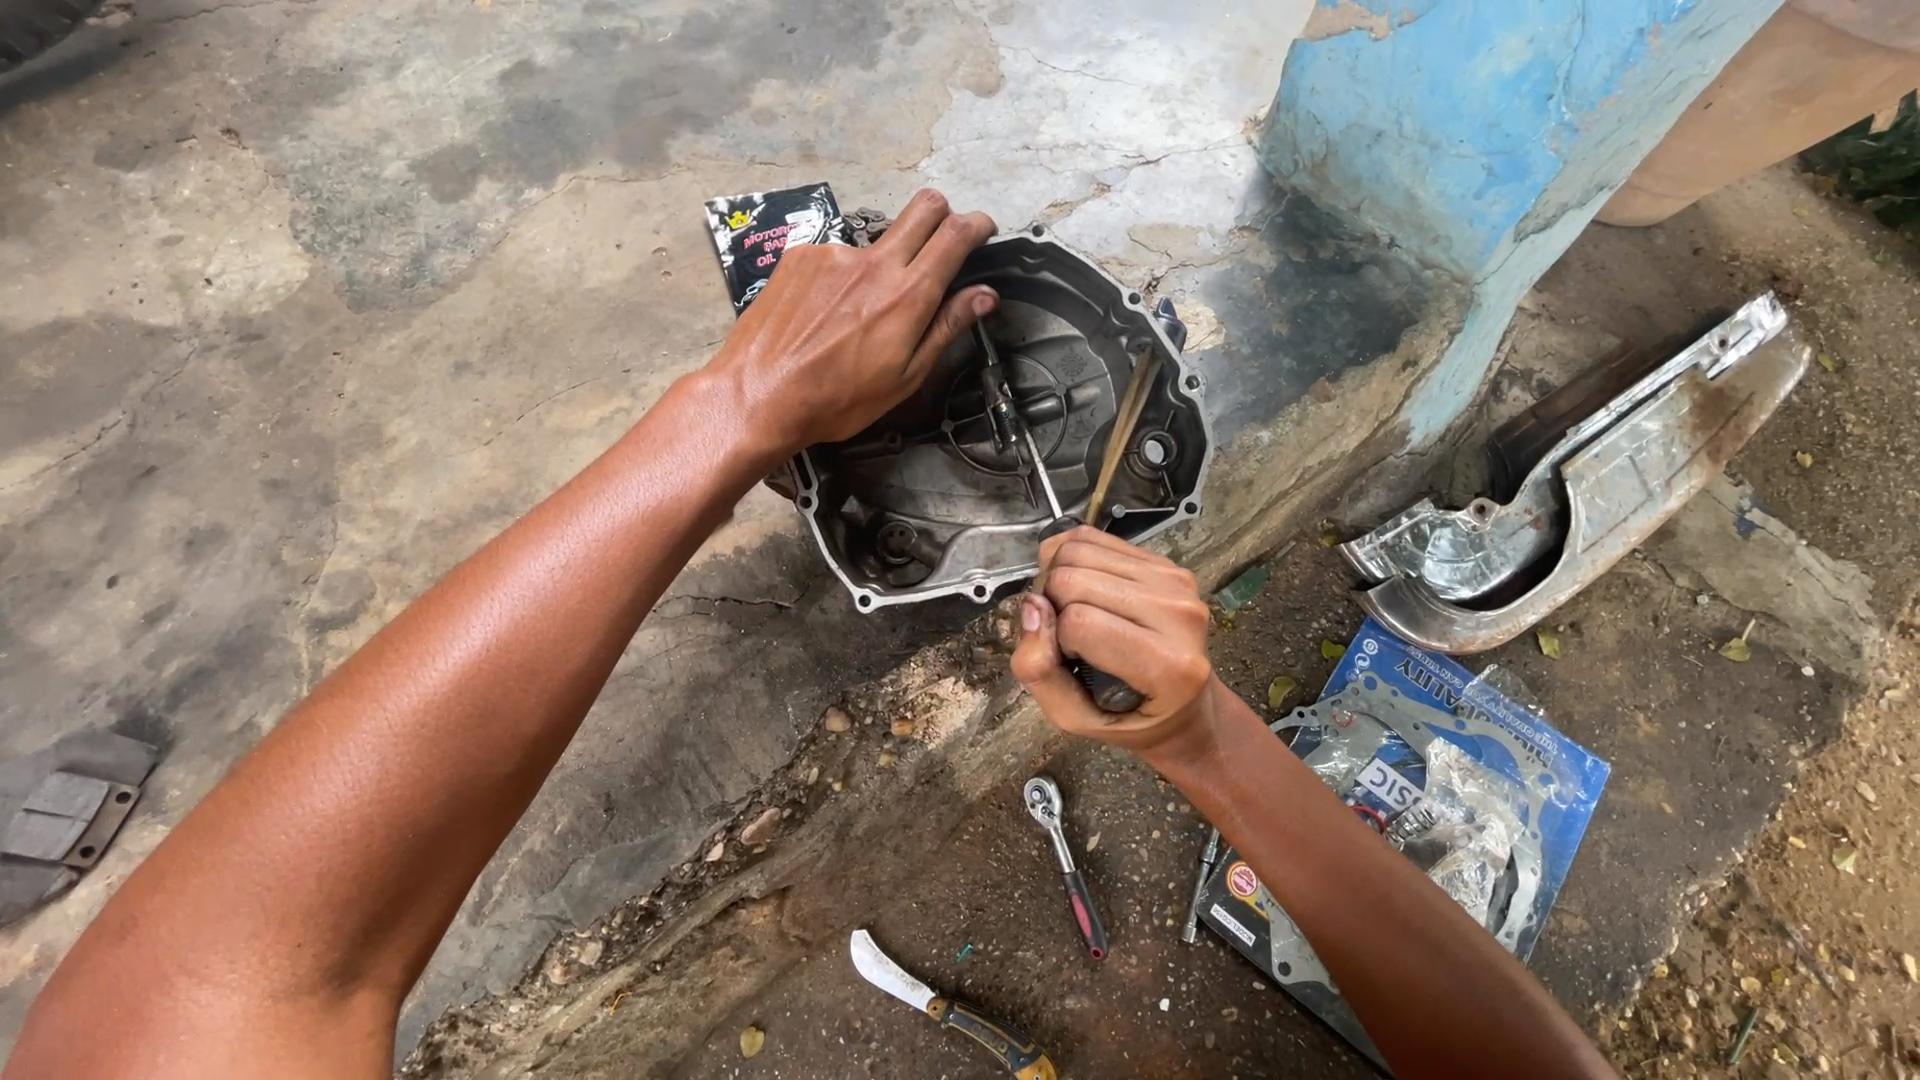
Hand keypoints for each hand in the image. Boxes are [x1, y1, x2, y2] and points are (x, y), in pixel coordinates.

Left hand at [705, 189, 997, 453]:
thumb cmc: (837, 399)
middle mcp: (874, 262)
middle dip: (943, 215)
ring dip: (885, 261)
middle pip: (924, 207)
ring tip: (861, 313)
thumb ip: (946, 327)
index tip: (983, 230)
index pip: (956, 234)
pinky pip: (837, 254)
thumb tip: (985, 294)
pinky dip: (844, 276)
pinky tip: (827, 312)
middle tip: (942, 245)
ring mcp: (834, 253)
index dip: (978, 224)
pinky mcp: (801, 256)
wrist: (760, 394)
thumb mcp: (905, 376)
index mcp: (907, 295)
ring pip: (877, 239)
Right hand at [1009, 527, 1220, 766]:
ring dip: (1057, 576)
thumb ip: (1040, 673)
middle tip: (1063, 632)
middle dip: (1051, 602)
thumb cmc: (1130, 718)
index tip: (1071, 660)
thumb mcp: (1074, 719)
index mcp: (1167, 666)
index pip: (1079, 622)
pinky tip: (1081, 588)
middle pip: (1073, 577)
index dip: (1057, 640)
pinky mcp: (1166, 562)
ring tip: (1071, 609)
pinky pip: (1093, 537)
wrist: (1185, 703)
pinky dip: (1071, 558)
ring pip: (1078, 548)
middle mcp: (1180, 615)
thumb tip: (1031, 606)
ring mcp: (1175, 582)